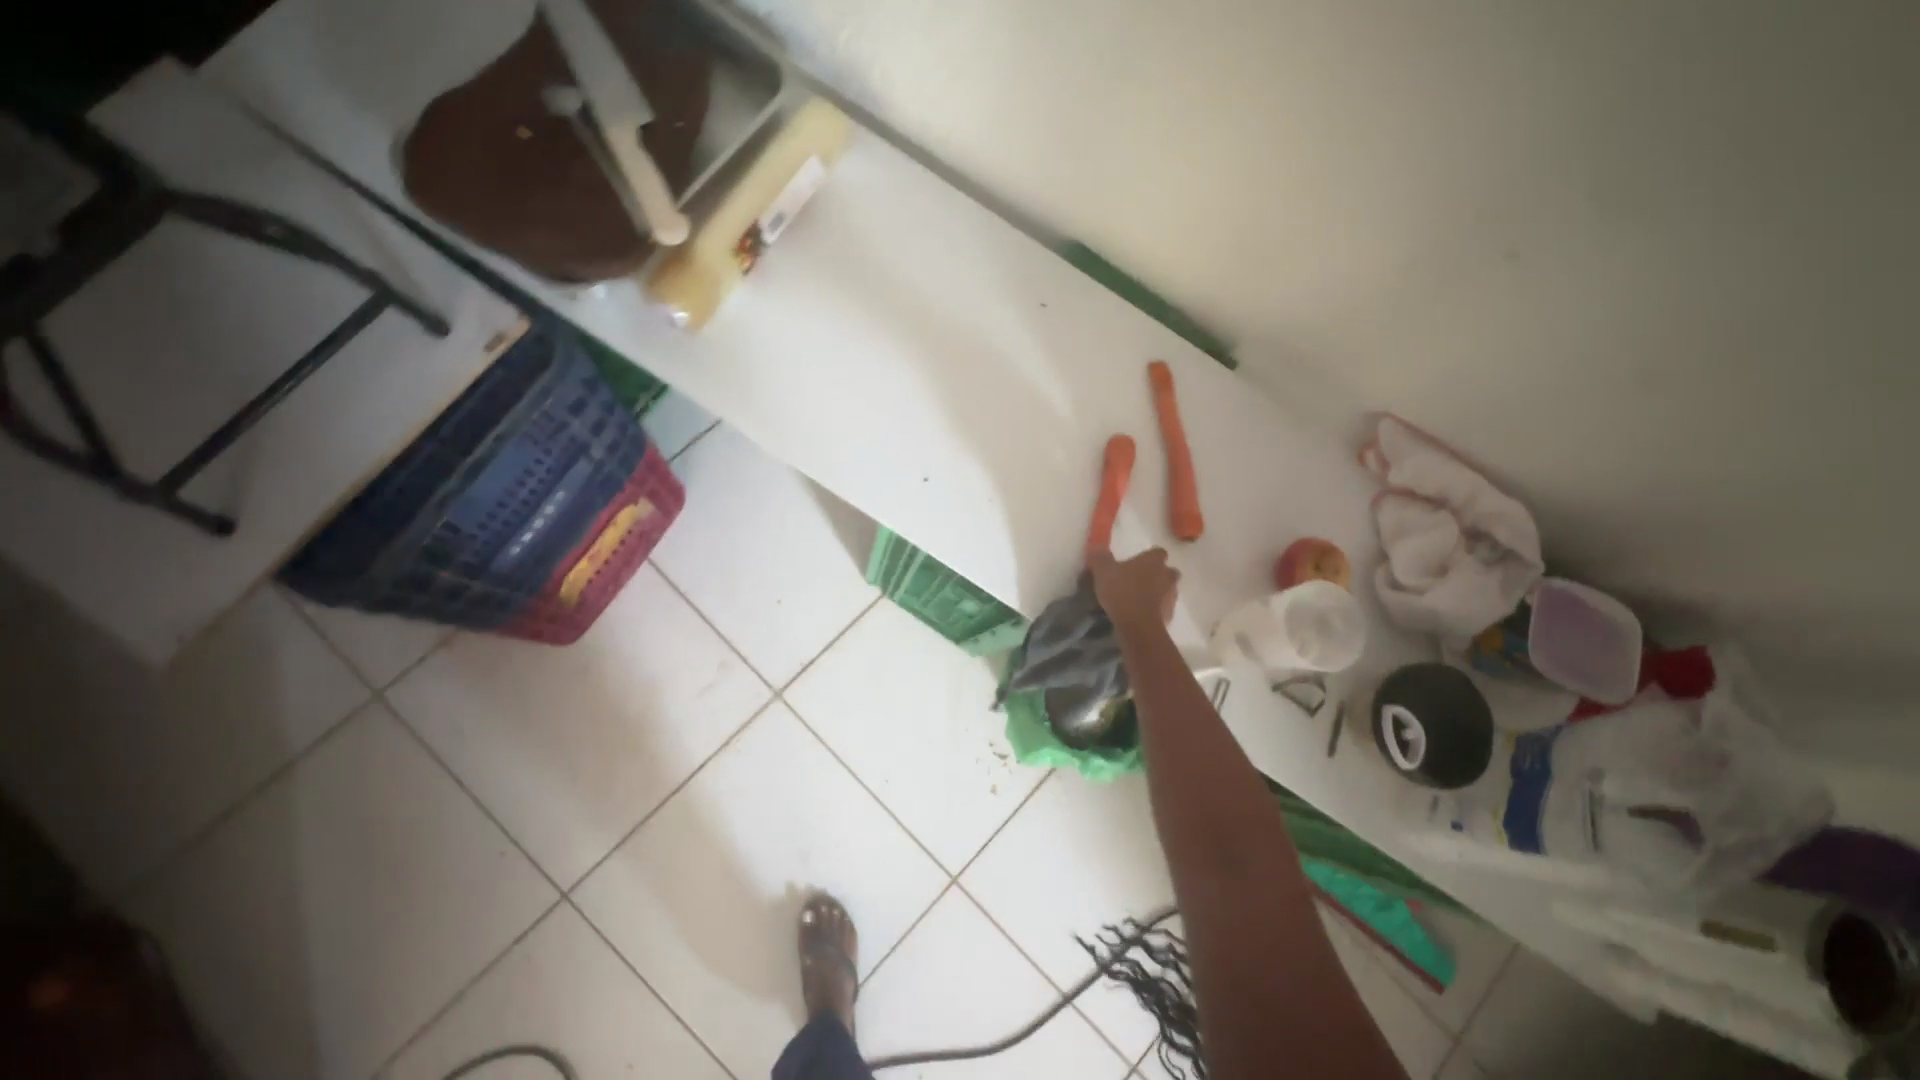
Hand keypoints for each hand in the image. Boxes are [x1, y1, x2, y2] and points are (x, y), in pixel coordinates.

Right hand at [1087, 548, 1179, 630]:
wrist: (1138, 625)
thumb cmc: (1122, 592)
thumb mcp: (1103, 571)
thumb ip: (1101, 558)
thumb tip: (1096, 547)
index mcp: (1153, 561)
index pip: (1158, 552)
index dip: (1149, 556)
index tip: (1139, 562)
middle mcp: (1167, 575)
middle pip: (1168, 571)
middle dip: (1159, 574)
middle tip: (1142, 580)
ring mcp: (1171, 596)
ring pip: (1168, 590)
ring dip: (1158, 592)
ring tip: (1139, 599)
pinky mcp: (1170, 615)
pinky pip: (1164, 608)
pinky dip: (1156, 610)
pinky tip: (1141, 614)